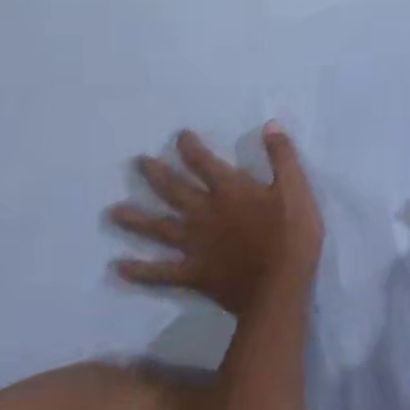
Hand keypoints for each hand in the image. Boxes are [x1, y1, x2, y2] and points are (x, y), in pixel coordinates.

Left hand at [109, 124, 322, 313]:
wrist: (279, 284)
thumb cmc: (292, 234)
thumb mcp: (296, 188)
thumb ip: (282, 156)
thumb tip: (269, 125)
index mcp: (230, 192)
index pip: (205, 164)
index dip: (191, 149)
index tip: (180, 136)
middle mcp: (204, 214)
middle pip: (174, 191)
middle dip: (156, 175)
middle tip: (138, 162)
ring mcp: (194, 245)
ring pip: (159, 229)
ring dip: (136, 220)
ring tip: (113, 212)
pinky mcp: (192, 273)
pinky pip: (159, 272)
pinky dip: (138, 270)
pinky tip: (118, 267)